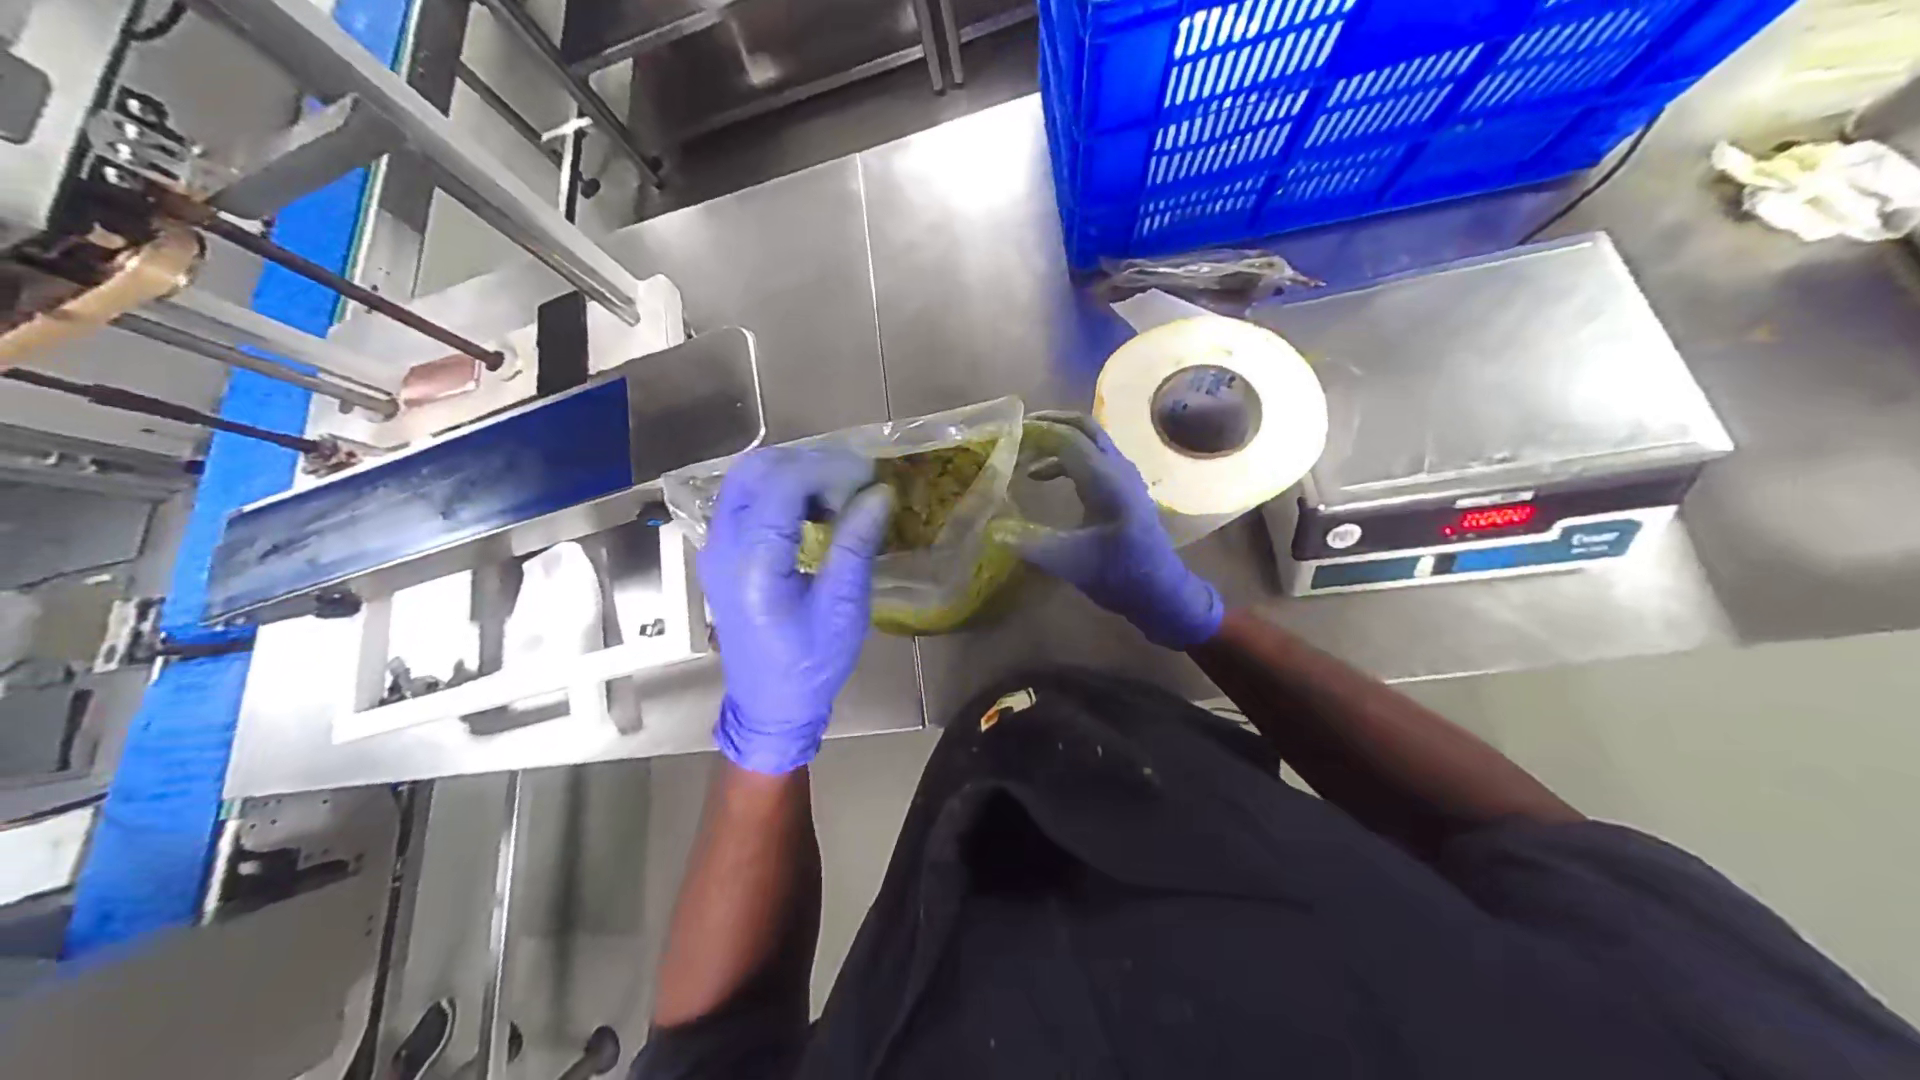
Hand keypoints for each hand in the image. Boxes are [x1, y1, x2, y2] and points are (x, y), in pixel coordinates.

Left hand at [700, 446, 893, 773]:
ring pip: (745, 479)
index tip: (868, 474)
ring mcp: (715, 548)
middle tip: (852, 481)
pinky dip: (779, 489)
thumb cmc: (811, 664)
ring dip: (793, 473)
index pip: (782, 484)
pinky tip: (811, 510)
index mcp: (754, 565)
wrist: (768, 704)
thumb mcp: (844, 609)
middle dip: (809, 462)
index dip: (828, 467)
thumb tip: (879, 492)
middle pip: (755, 469)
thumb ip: (856, 545)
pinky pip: (744, 499)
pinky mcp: (720, 552)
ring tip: (836, 495)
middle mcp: (723, 547)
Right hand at [1009, 412, 1222, 649]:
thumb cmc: (1120, 575)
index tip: (1005, 435)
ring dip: (1057, 440)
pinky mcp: (1124, 489)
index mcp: (1106, 480)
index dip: (1036, 432)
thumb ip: (1031, 543)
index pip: (1067, 438)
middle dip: (1050, 423)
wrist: (1161, 592)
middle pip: (1083, 426)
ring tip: (1023, 454)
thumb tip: (992, 529)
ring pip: (1089, 440)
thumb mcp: (1071, 562)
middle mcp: (1117, 469)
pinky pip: (1093, 457)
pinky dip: (1066, 458)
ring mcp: (1124, 477)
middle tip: (1017, 430)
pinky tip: (1043, 477)